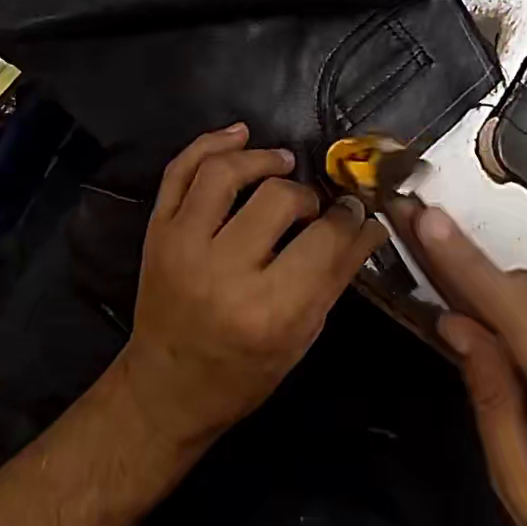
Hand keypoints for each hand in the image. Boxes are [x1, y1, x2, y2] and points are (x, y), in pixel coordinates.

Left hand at [117, 123, 388, 445]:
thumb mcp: (304, 336)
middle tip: (315, 206)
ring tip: (283, 163)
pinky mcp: (157, 232)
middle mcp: (222, 273)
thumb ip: (337, 275)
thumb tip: (370, 224)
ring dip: (263, 158)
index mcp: (268, 311)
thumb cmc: (245, 372)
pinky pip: (179, 171)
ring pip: (225, 173)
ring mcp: (182, 247)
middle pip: (280, 198)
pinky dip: (210, 144)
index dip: (350, 218)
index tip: (356, 211)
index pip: (325, 239)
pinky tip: (241, 135)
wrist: (167, 390)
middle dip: (309, 196)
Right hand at [392, 201, 526, 525]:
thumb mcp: (525, 494)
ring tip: (459, 304)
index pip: (518, 310)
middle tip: (430, 261)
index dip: (468, 263)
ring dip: (507, 303)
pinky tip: (508, 343)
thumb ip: (492, 399)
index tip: (430, 219)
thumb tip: (459, 326)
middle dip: (482, 279)